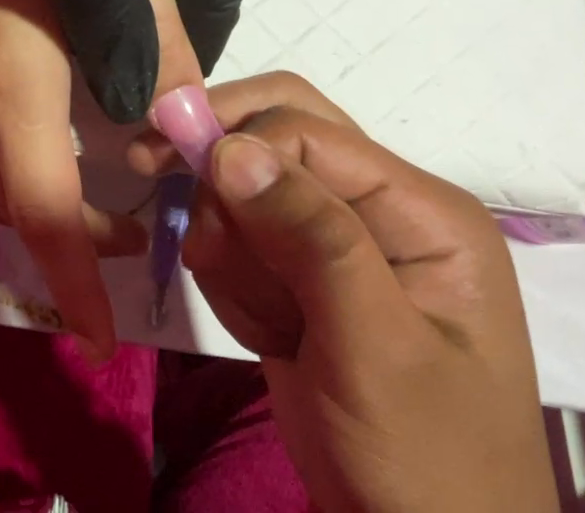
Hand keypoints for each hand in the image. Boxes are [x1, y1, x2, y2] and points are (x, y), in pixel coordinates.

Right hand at [174, 74, 556, 512]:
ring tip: (270, 326)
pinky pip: (237, 244)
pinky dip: (232, 285)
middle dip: (219, 181)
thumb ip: (310, 237)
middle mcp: (381, 210)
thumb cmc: (421, 454)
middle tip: (189, 230)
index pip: (303, 130)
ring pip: (241, 194)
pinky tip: (268, 336)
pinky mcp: (301, 277)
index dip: (231, 146)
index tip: (163, 179)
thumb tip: (229, 146)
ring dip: (230, 255)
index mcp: (421, 211)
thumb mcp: (373, 348)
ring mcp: (338, 244)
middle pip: (272, 140)